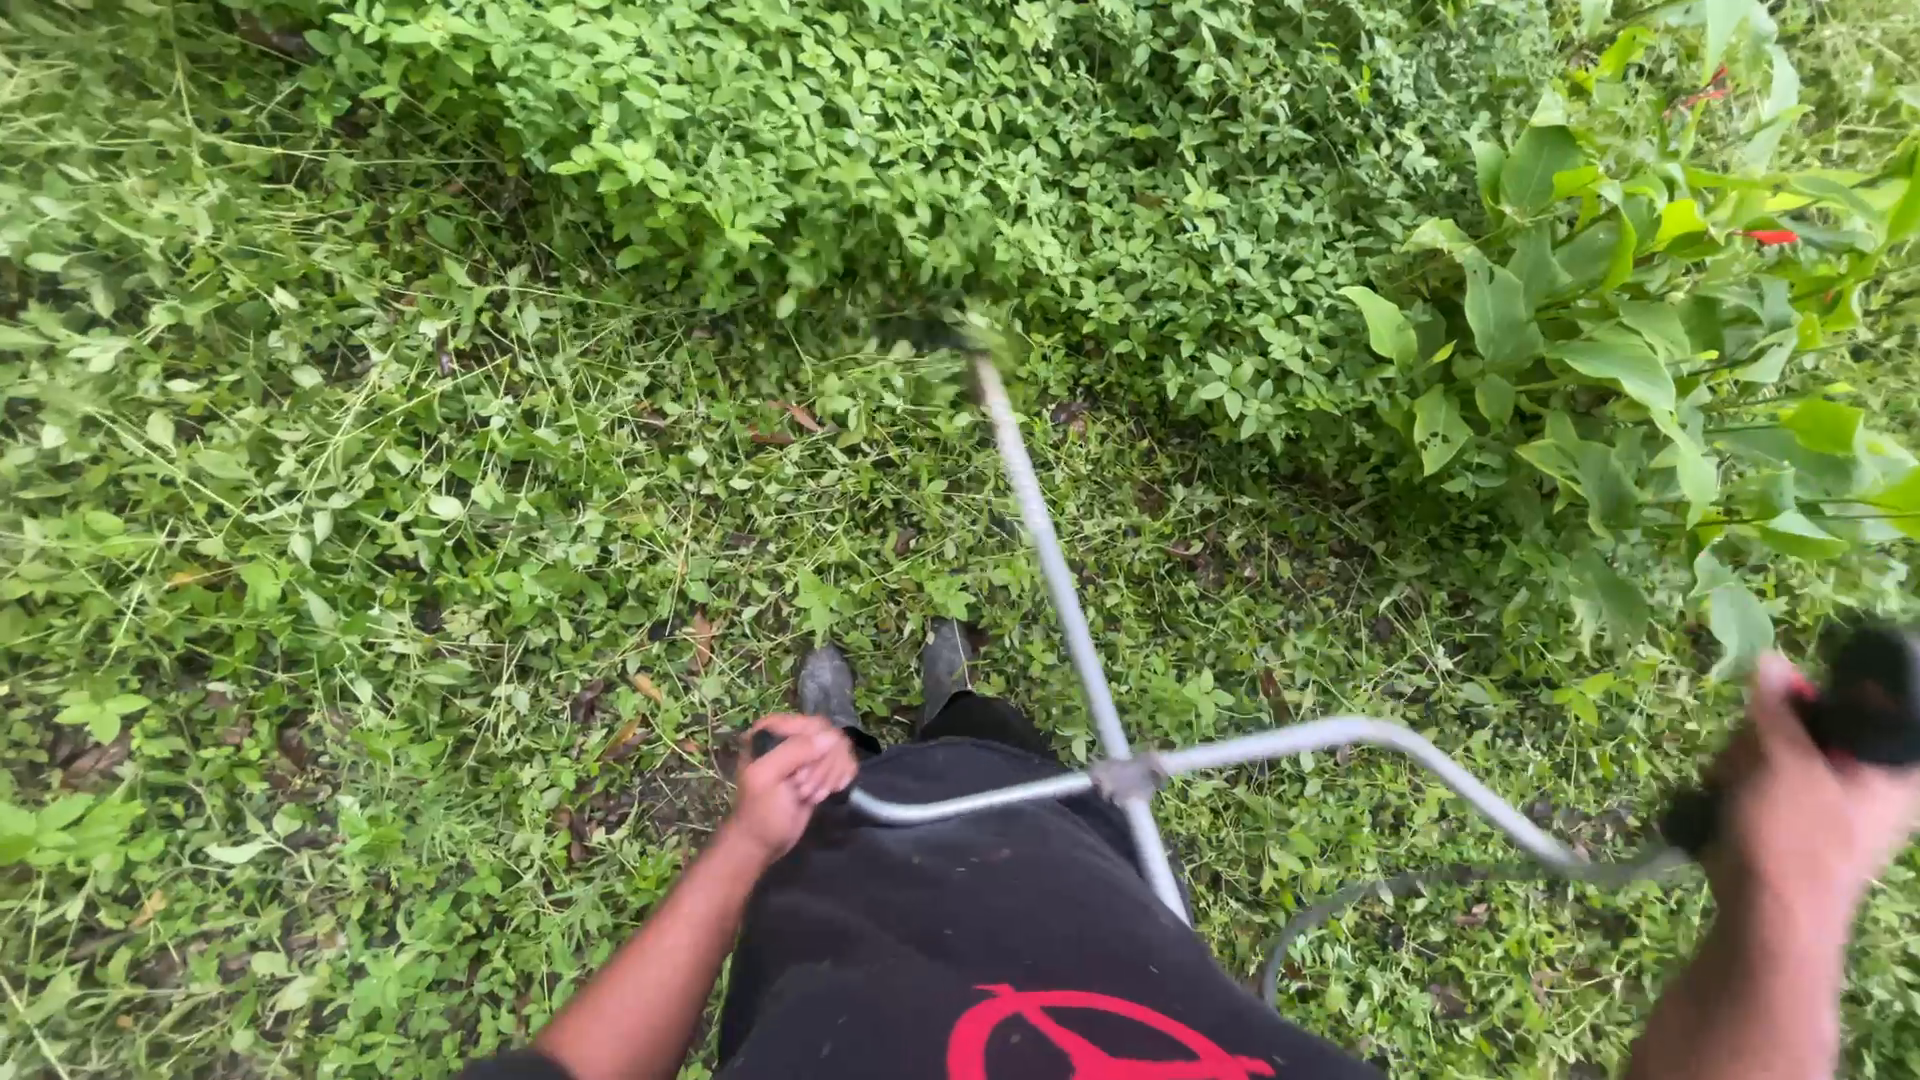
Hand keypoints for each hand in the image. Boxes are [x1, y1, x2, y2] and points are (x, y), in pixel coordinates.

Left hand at [722, 713, 858, 865]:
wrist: (764, 843)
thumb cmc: (760, 812)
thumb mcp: (766, 778)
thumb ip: (794, 751)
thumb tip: (833, 737)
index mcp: (772, 729)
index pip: (813, 725)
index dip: (814, 751)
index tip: (800, 777)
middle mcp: (792, 734)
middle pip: (831, 736)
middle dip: (823, 767)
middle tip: (804, 790)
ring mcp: (809, 751)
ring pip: (841, 749)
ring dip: (830, 775)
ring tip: (811, 795)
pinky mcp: (823, 767)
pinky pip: (847, 761)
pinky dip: (841, 778)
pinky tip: (828, 792)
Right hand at [1706, 653, 1919, 944]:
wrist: (1768, 904)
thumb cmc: (1794, 838)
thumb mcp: (1783, 766)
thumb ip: (1778, 713)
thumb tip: (1770, 660)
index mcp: (1892, 771)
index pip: (1865, 711)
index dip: (1820, 701)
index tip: (1785, 706)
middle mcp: (1868, 779)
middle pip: (1807, 724)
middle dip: (1764, 734)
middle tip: (1755, 756)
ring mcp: (1828, 795)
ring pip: (1775, 745)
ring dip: (1742, 755)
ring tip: (1736, 781)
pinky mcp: (1792, 808)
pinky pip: (1760, 769)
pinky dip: (1738, 774)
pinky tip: (1729, 790)